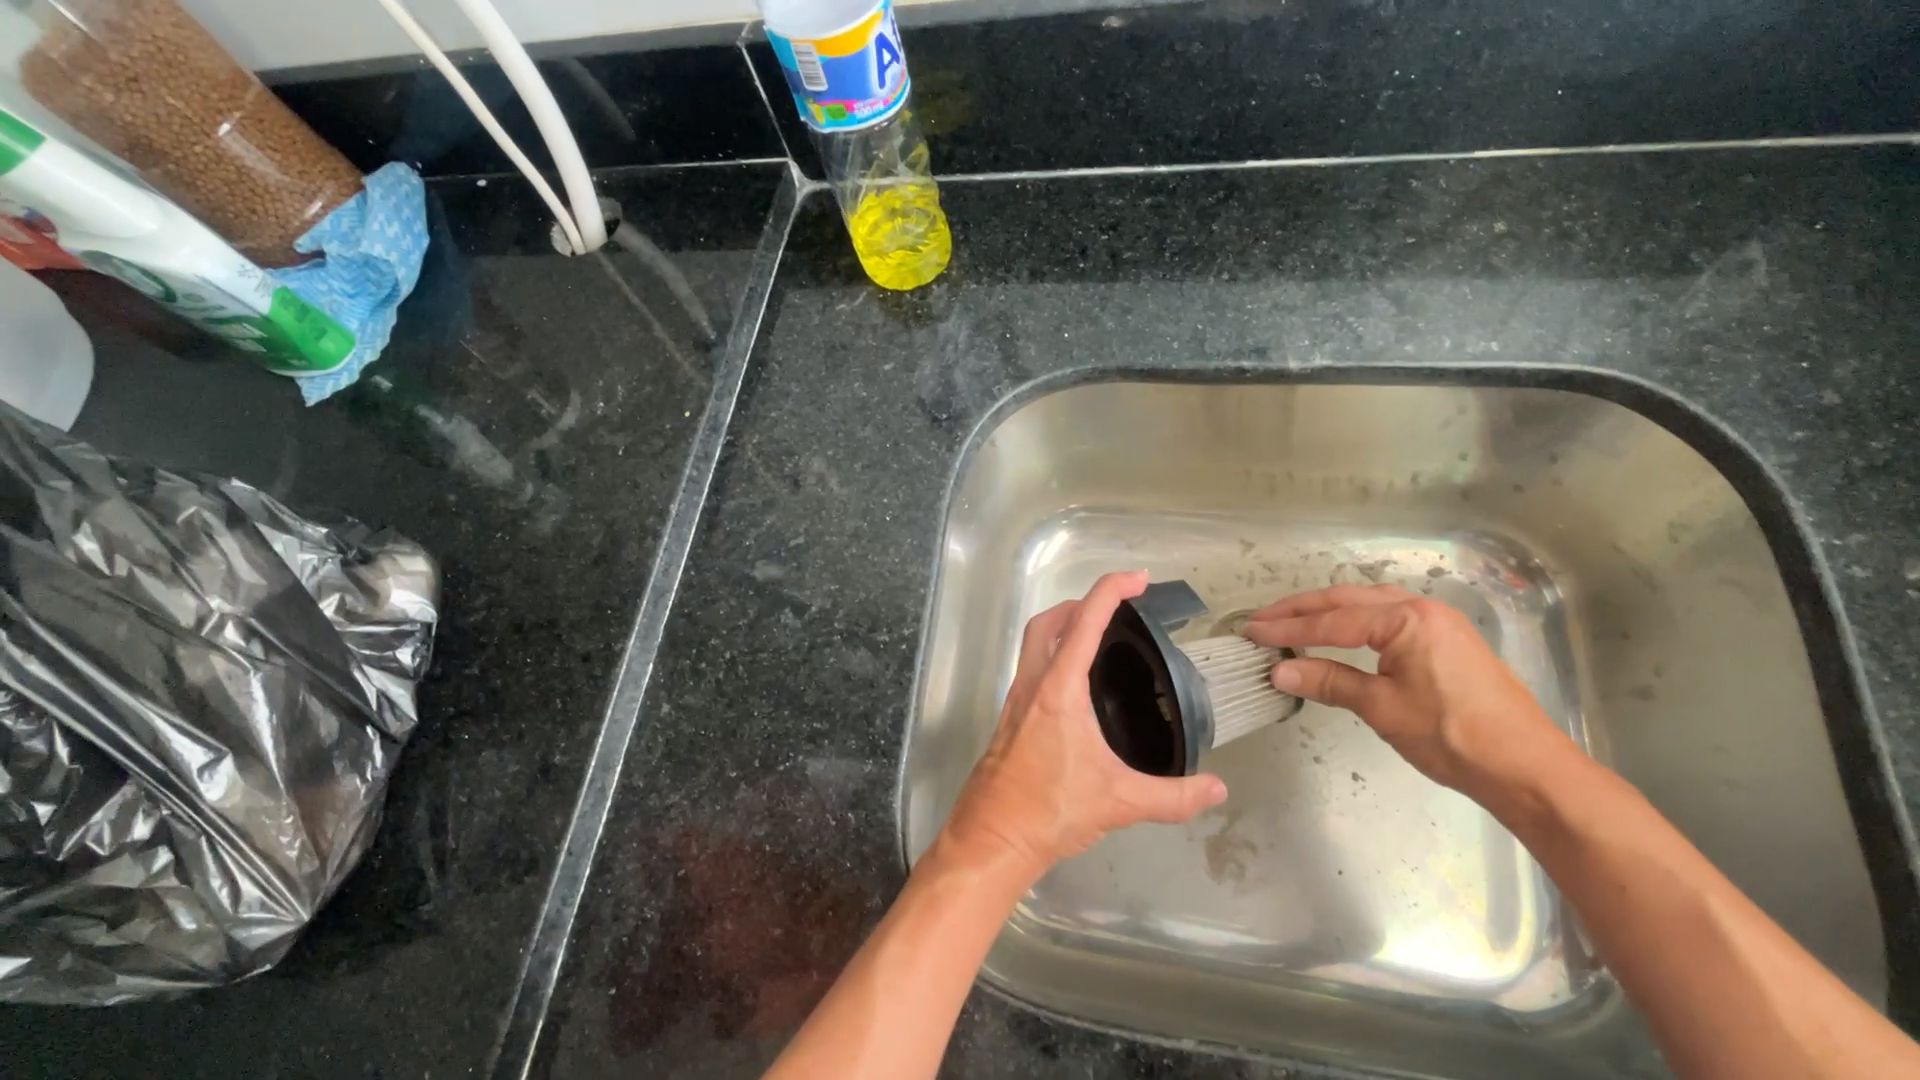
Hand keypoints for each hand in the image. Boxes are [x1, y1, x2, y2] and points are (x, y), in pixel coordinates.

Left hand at [940, 572, 1228, 877]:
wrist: (992, 839)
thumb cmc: (1050, 811)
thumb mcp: (1120, 802)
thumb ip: (1173, 796)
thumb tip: (1217, 789)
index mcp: (1059, 690)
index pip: (1085, 622)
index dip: (1112, 590)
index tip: (1139, 579)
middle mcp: (1032, 686)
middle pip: (1048, 622)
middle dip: (1081, 603)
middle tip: (1117, 608)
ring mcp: (1015, 702)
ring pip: (1033, 645)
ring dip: (1063, 629)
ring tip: (1100, 639)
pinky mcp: (1009, 721)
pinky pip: (1030, 671)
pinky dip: (1053, 659)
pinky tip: (1076, 688)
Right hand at [1244, 584, 1568, 792]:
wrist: (1525, 767)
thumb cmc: (1450, 736)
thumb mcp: (1381, 708)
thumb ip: (1329, 682)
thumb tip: (1280, 672)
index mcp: (1407, 619)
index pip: (1333, 621)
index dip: (1288, 629)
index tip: (1252, 633)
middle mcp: (1423, 609)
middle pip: (1348, 600)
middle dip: (1302, 610)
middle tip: (1262, 620)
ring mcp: (1438, 623)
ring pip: (1369, 604)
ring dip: (1328, 611)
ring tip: (1292, 622)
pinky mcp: (1446, 641)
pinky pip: (1388, 617)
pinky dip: (1354, 620)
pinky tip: (1339, 632)